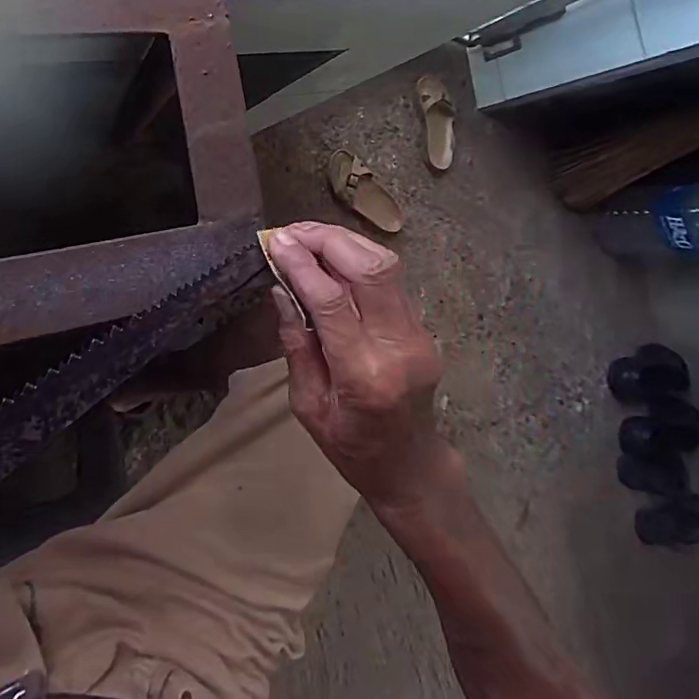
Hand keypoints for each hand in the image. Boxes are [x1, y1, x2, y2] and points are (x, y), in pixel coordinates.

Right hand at [264, 222, 447, 511]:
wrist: (411, 465)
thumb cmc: (350, 446)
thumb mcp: (306, 404)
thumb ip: (296, 344)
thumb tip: (282, 288)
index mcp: (364, 375)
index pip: (332, 301)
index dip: (302, 264)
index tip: (275, 241)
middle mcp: (398, 347)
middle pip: (372, 269)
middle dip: (328, 240)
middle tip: (291, 233)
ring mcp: (418, 334)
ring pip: (387, 265)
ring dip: (344, 242)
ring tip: (307, 237)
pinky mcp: (422, 327)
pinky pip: (390, 279)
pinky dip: (357, 258)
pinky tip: (330, 257)